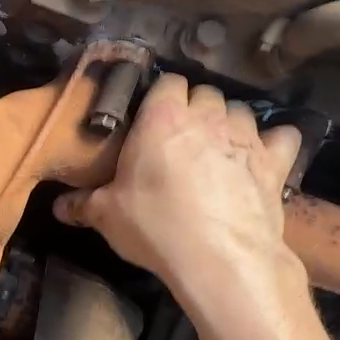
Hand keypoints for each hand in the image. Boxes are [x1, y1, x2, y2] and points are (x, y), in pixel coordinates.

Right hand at [56, 74, 302, 292]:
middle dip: (193, 109)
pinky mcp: (276, 161)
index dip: (159, 97)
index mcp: (161, 119)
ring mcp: (247, 136)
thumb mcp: (106, 217)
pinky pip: (281, 135)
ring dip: (227, 123)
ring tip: (213, 149)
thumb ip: (82, 204)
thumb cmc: (155, 225)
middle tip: (176, 139)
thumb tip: (58, 206)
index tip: (147, 119)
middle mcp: (208, 117)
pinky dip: (271, 142)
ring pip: (240, 111)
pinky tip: (259, 156)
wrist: (220, 257)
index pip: (167, 82)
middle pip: (205, 93)